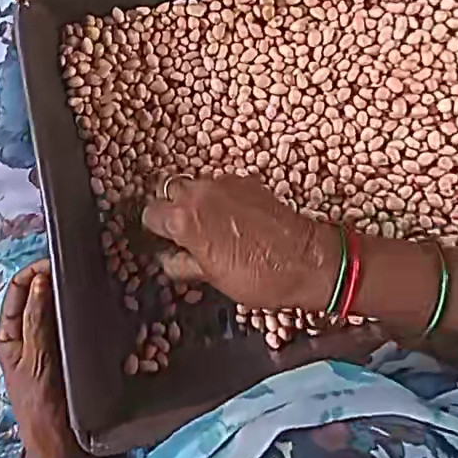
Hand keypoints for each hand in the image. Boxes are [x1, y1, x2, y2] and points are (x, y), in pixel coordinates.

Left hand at [0, 263, 95, 457]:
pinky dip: (88, 311)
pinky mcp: (77, 353)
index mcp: (11, 336)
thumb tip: (40, 278)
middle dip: (58, 278)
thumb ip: (37, 321)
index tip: (58, 261)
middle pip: (42, 294)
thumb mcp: (36, 364)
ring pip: (63, 307)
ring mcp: (55, 344)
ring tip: (97, 279)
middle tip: (83, 265)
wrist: (70, 457)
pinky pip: (79, 324)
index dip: (34, 271)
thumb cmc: (44, 413)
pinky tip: (105, 303)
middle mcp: (32, 335)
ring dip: (75, 294)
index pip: (19, 289)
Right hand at [142, 175, 339, 312]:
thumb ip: (183, 263)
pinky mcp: (243, 180)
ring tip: (210, 224)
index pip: (151, 214)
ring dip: (195, 200)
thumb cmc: (258, 276)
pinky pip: (219, 184)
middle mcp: (199, 194)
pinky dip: (218, 196)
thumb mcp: (212, 277)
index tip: (164, 238)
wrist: (305, 259)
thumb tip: (169, 259)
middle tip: (186, 231)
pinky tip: (232, 217)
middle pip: (169, 192)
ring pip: (194, 185)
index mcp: (184, 220)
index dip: (156, 228)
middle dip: (173, 209)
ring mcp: (222, 183)